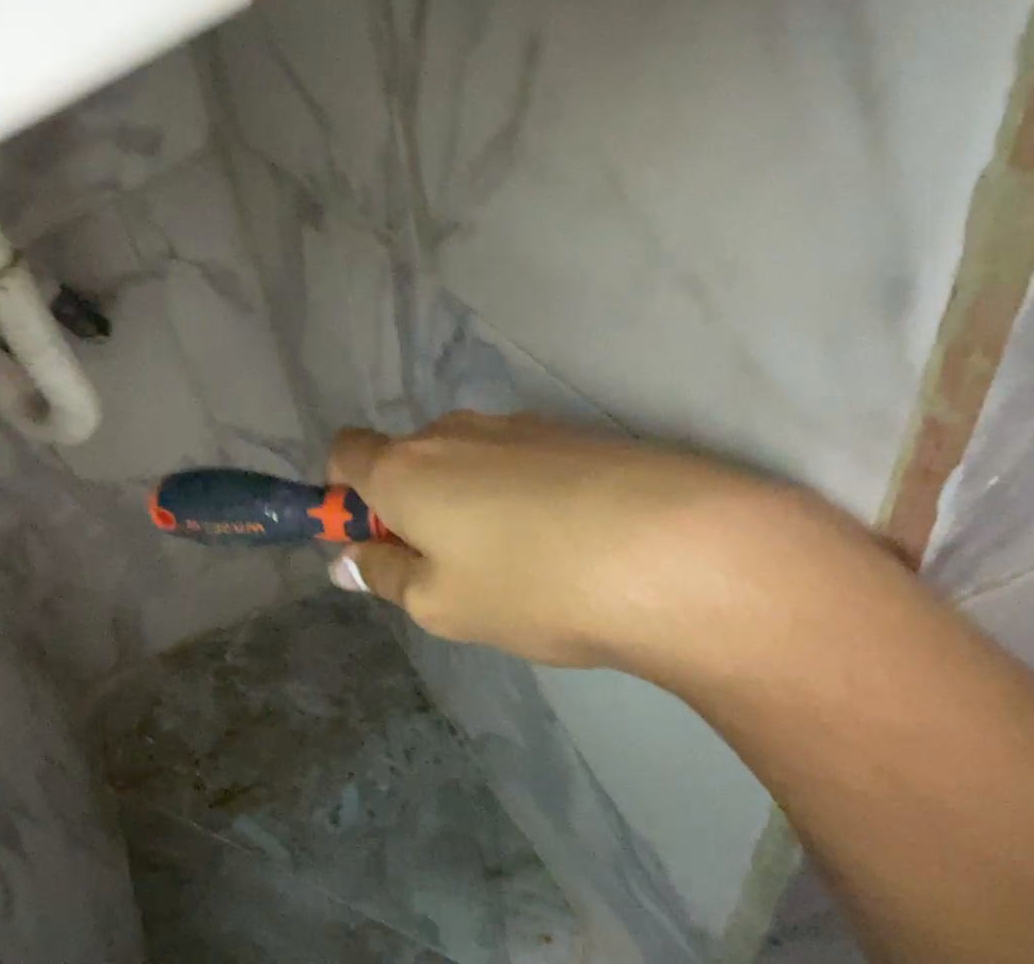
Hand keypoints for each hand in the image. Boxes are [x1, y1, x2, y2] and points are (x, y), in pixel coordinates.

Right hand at [327, 412, 870, 672]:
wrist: (690, 555)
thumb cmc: (534, 586)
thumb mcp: (440, 605)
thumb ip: (383, 576)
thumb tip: (345, 560)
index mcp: (403, 469)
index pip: (344, 451)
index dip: (344, 491)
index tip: (373, 536)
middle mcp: (452, 433)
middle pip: (409, 456)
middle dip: (412, 502)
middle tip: (450, 565)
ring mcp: (521, 427)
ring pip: (470, 460)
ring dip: (471, 499)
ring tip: (525, 561)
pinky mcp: (581, 434)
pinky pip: (526, 461)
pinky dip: (527, 495)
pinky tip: (575, 544)